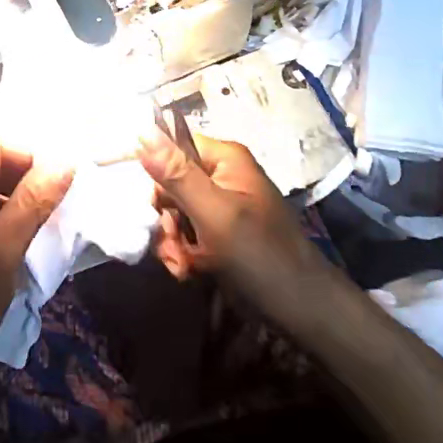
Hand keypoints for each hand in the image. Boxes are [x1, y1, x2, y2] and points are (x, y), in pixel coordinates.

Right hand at [137, 132, 326, 309]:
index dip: (156, 177)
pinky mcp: (217, 235)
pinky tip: (188, 273)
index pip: (170, 148)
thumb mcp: (214, 213)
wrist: (301, 311)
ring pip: (172, 215)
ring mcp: (219, 207)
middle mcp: (220, 176)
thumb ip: (176, 175)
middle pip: (167, 186)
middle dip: (165, 221)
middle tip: (174, 246)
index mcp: (224, 159)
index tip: (154, 209)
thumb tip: (141, 131)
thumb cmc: (260, 256)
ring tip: (184, 267)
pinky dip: (181, 255)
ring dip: (170, 243)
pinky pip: (183, 236)